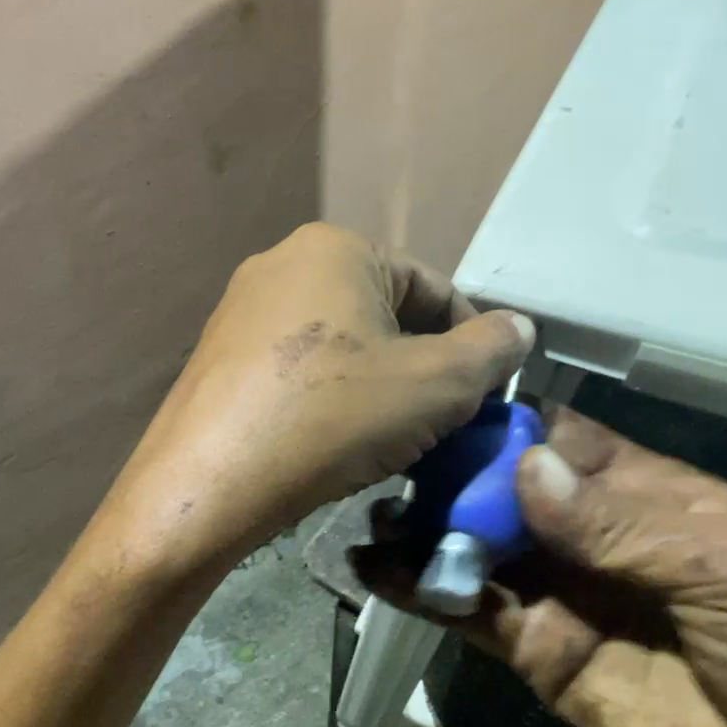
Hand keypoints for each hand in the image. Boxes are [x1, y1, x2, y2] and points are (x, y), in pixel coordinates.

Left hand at [104, 223, 532, 568]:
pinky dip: (324, 398)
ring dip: (373, 386)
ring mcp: (238, 311)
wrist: (210, 479)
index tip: (483, 394)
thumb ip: (491, 349)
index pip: (431, 286)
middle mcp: (277, 264)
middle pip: (380, 314)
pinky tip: (330, 442)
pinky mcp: (216, 358)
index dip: (469, 340)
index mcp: (332, 248)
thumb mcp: (438, 384)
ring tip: (387, 440)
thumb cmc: (331, 416)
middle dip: (418, 366)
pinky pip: (292, 370)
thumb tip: (516, 328)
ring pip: (335, 346)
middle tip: (437, 423)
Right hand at [359, 411, 726, 726]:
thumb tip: (525, 470)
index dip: (507, 426)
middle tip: (387, 466)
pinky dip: (419, 589)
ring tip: (373, 516)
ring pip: (475, 546)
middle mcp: (593, 536)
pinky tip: (374, 568)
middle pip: (504, 490)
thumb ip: (628, 524)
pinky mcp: (532, 650)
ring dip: (424, 529)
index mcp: (652, 497)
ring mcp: (558, 593)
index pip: (562, 442)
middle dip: (450, 477)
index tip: (440, 410)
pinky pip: (467, 611)